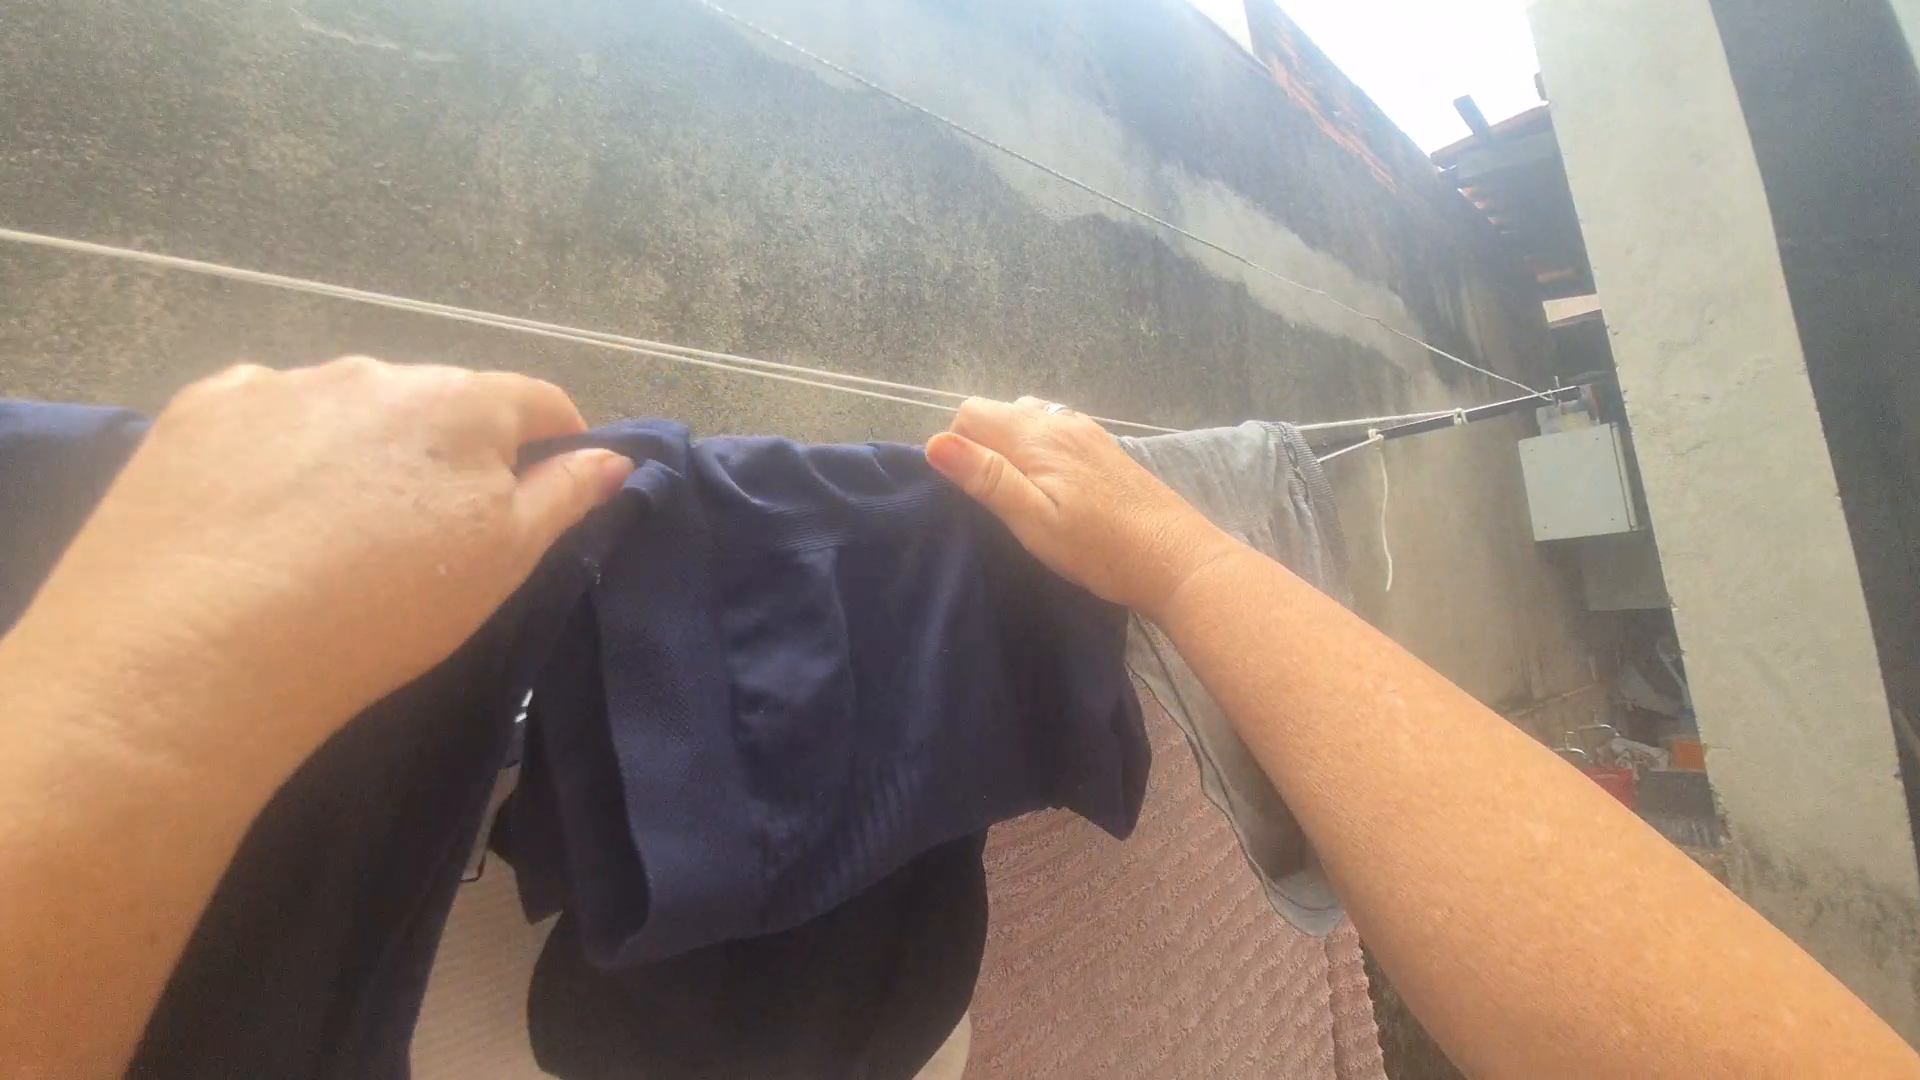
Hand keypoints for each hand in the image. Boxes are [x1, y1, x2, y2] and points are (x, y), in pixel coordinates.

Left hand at [8, 356, 631, 769]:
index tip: (548, 495)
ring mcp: (280, 384)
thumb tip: (616, 459)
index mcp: (461, 400)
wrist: (195, 658)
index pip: (542, 401)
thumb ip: (569, 494)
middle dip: (469, 448)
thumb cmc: (391, 603)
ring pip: (367, 405)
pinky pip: (281, 410)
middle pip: (452, 400)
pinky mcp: (199, 411)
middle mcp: (375, 371)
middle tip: (449, 524)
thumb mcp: (509, 554)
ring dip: (387, 443)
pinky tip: (284, 502)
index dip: (561, 444)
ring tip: (360, 520)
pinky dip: (303, 443)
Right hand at [925, 397, 1240, 617]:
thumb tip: (935, 443)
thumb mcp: (1033, 519)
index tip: (971, 492)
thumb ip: (986, 477)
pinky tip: (1054, 488)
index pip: (971, 413)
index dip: (958, 447)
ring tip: (1022, 496)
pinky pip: (1055, 431)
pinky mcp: (1105, 449)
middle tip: (996, 500)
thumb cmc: (1098, 548)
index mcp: (1036, 435)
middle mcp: (1060, 420)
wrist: (1175, 559)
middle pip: (999, 412)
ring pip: (1028, 420)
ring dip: (1011, 448)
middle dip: (982, 447)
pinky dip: (1040, 450)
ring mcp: (1087, 432)